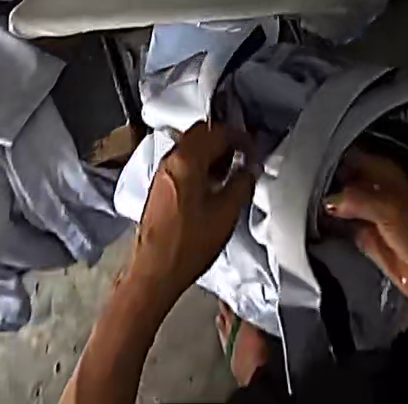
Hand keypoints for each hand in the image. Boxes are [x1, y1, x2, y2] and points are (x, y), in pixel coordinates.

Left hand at [125, 122, 254, 298]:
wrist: (153, 275)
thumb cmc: (188, 245)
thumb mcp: (227, 211)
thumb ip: (243, 181)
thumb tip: (250, 169)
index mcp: (187, 160)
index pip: (219, 132)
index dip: (242, 138)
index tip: (253, 150)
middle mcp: (171, 161)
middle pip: (201, 132)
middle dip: (224, 139)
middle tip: (242, 153)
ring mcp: (161, 173)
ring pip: (190, 145)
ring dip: (211, 151)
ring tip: (229, 170)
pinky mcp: (158, 188)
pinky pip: (181, 162)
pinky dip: (198, 163)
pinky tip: (211, 184)